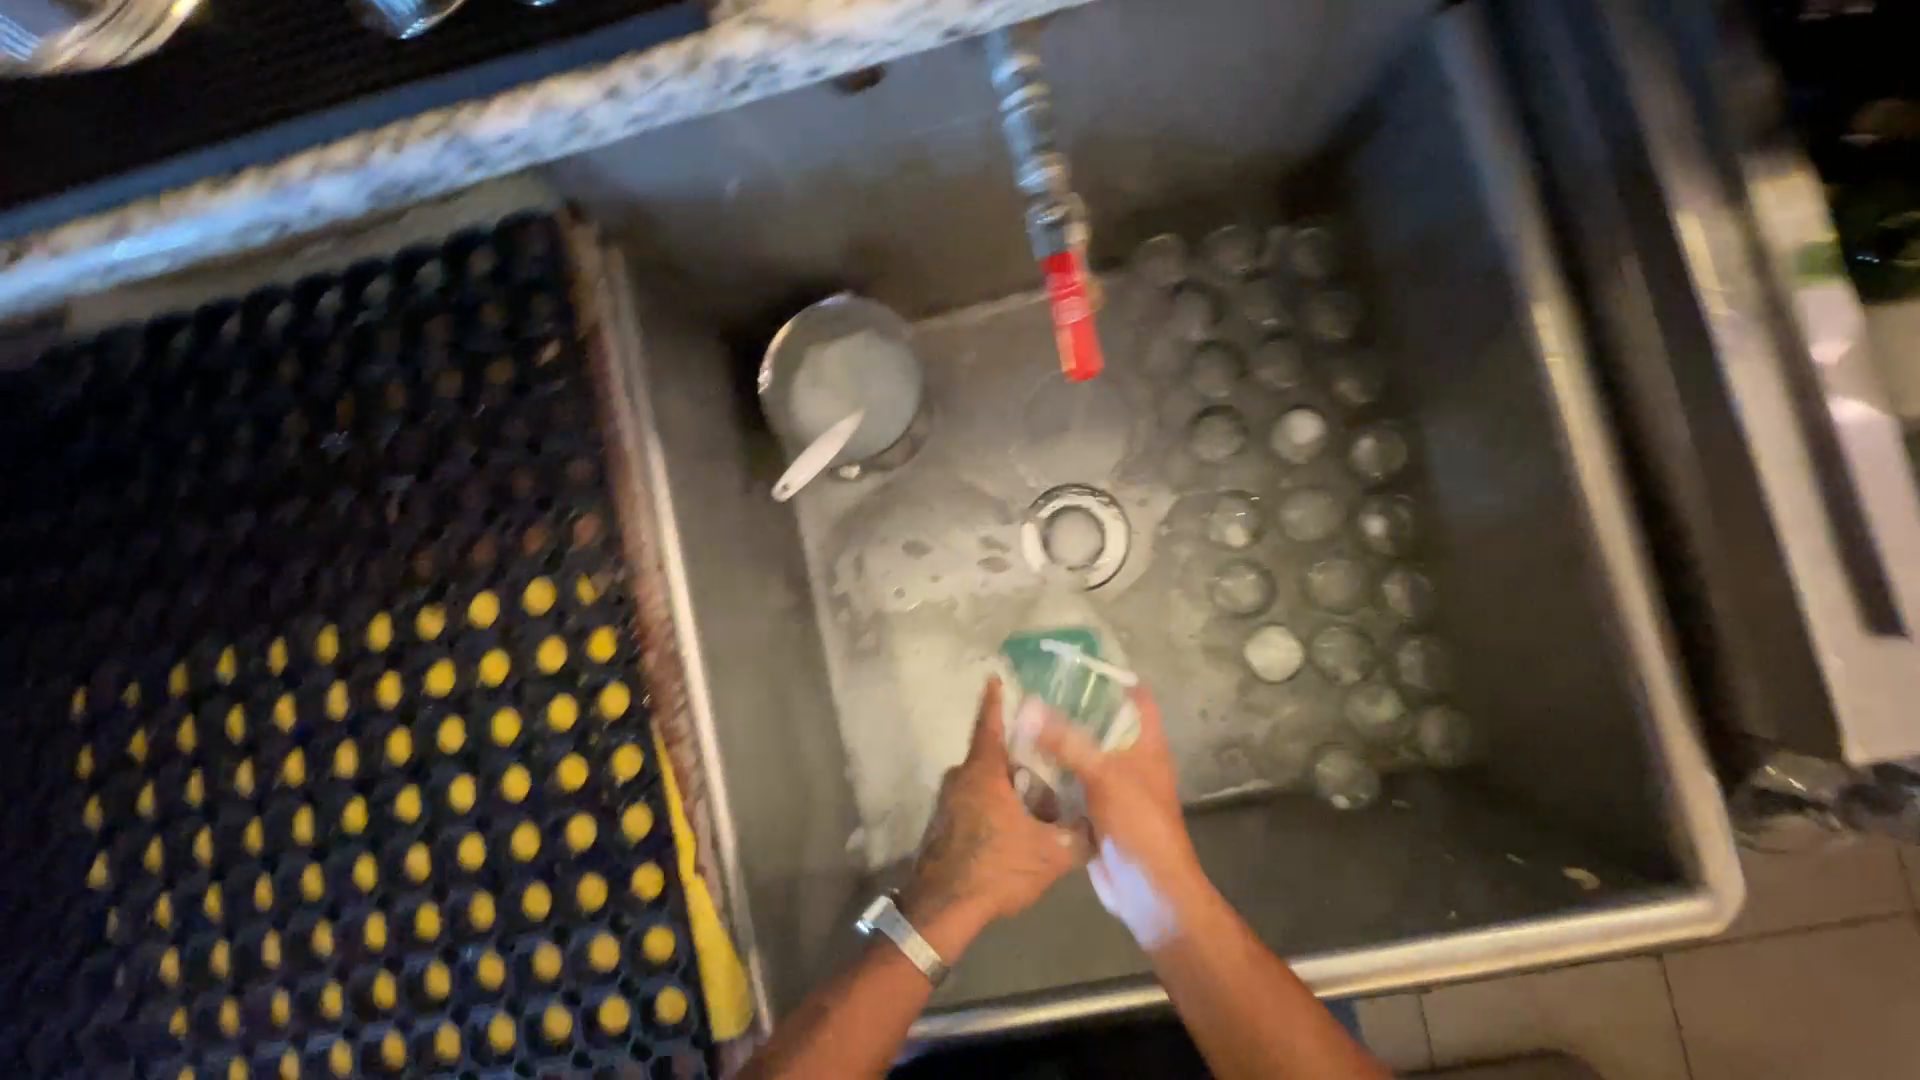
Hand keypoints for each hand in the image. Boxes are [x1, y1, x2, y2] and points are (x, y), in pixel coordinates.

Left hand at [901, 678, 1087, 956]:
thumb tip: (1098, 828)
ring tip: (1041, 818)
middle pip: (996, 759)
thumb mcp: (1049, 856)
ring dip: (1011, 795)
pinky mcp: (943, 826)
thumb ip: (1078, 838)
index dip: (995, 700)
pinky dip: (996, 812)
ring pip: (987, 785)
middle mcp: (960, 778)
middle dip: (1024, 767)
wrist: (941, 911)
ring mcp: (948, 803)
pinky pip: (975, 805)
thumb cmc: (994, 869)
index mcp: (983, 772)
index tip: (995, 677)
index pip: (990, 724)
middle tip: (1052, 780)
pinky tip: (1017, 837)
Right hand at [1029, 686, 1206, 948]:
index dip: (1114, 678)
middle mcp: (1130, 762)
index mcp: (1146, 745)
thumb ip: (1067, 740)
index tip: (1077, 664)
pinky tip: (1019, 765)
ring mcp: (1111, 789)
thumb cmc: (1139, 824)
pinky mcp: (1093, 814)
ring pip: (1080, 757)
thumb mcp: (1104, 775)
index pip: (1136, 699)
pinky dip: (1048, 777)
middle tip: (1031, 690)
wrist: (1148, 892)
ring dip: (1055, 744)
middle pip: (1101, 726)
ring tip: (1017, 721)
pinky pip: (1068, 787)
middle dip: (1070, 710)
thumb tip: (1028, 705)